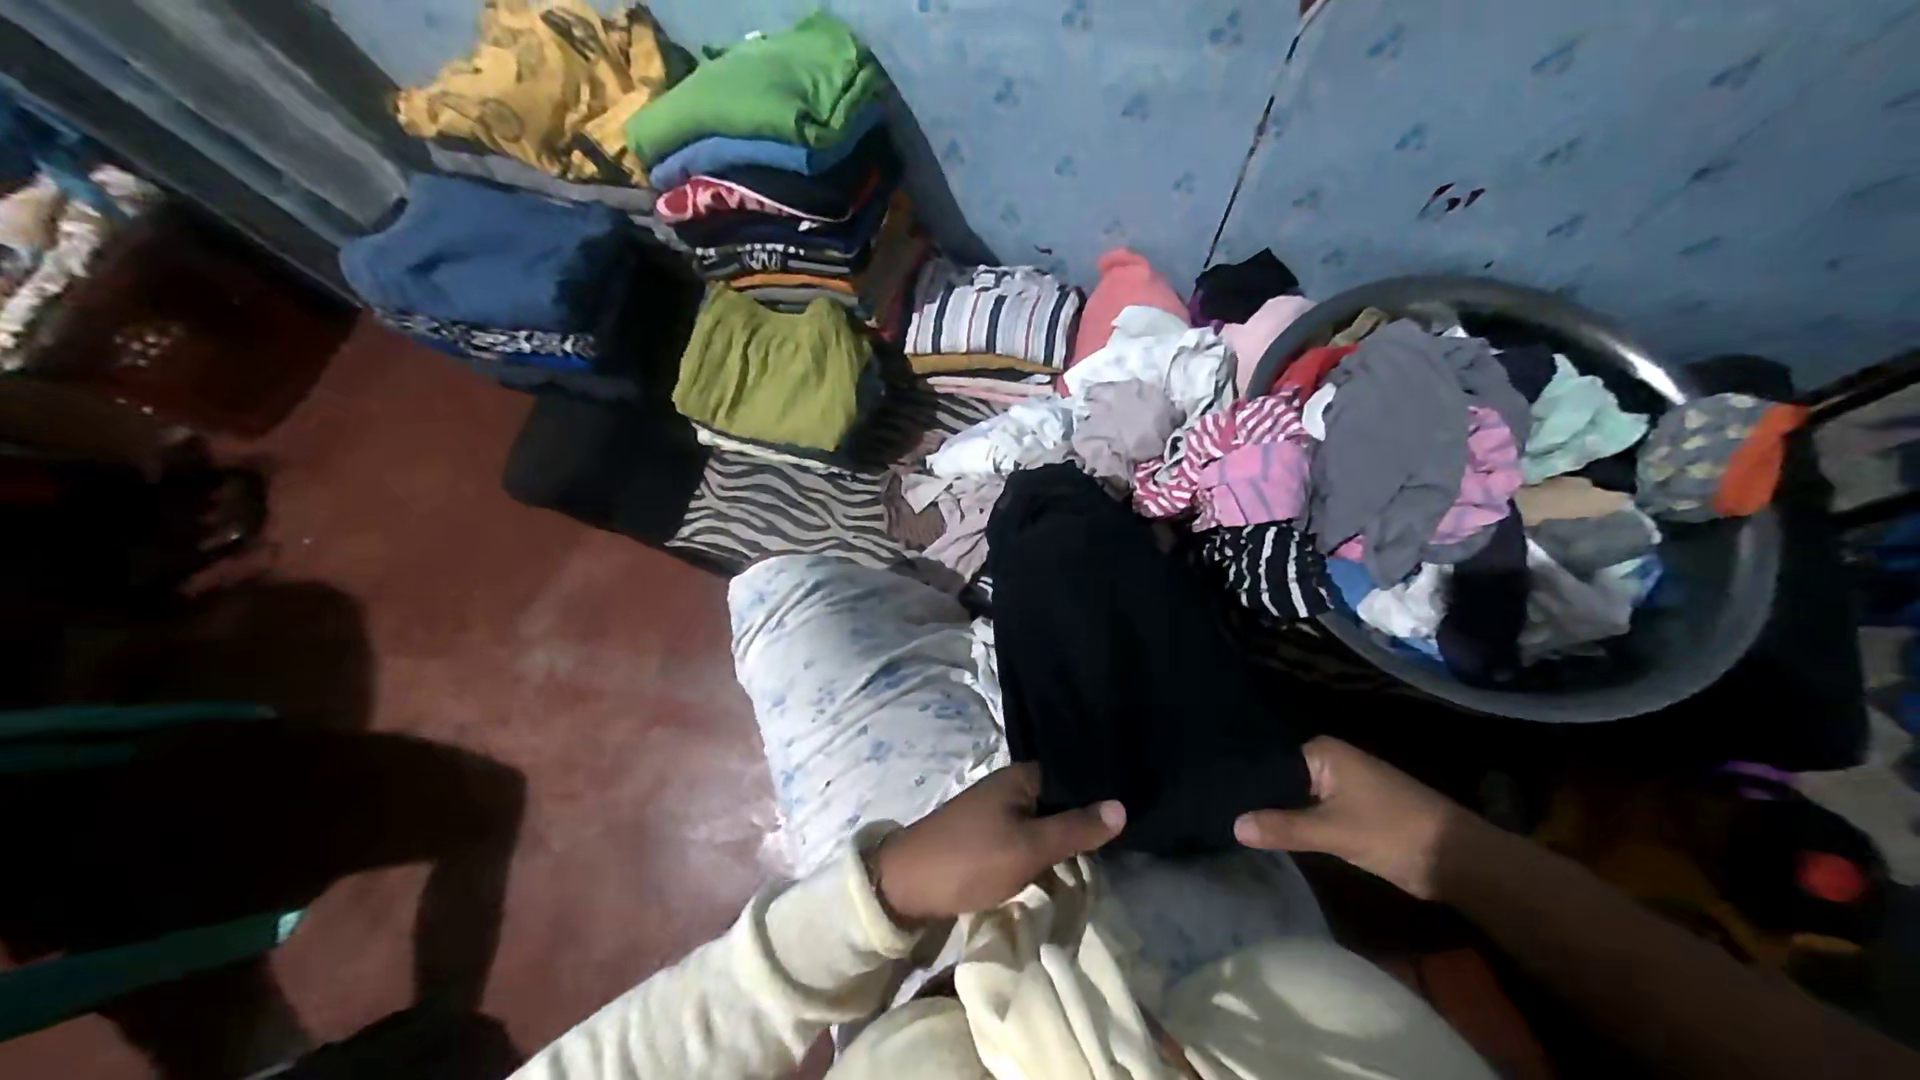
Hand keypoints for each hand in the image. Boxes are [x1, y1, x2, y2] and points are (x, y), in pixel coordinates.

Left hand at [868, 763, 1125, 925]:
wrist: (907, 884)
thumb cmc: (972, 858)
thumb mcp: (1030, 847)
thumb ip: (1075, 828)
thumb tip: (1121, 806)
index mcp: (1021, 776)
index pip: (1074, 776)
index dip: (1100, 794)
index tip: (1135, 812)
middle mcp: (1010, 785)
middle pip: (1060, 798)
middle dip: (1086, 818)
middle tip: (1124, 842)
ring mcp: (998, 809)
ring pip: (1045, 819)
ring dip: (1066, 836)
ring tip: (1103, 855)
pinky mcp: (989, 834)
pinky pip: (1029, 834)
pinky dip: (1047, 847)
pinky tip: (1065, 863)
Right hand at [1232, 737, 1482, 899]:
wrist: (1460, 861)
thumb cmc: (1395, 832)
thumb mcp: (1334, 831)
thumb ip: (1282, 827)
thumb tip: (1233, 825)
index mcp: (1322, 751)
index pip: (1268, 760)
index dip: (1244, 781)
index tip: (1217, 797)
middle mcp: (1329, 761)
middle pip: (1280, 779)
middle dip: (1259, 799)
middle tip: (1222, 815)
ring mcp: (1342, 786)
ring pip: (1295, 797)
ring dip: (1278, 813)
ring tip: (1239, 825)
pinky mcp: (1351, 810)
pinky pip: (1311, 811)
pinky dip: (1296, 823)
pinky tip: (1272, 835)